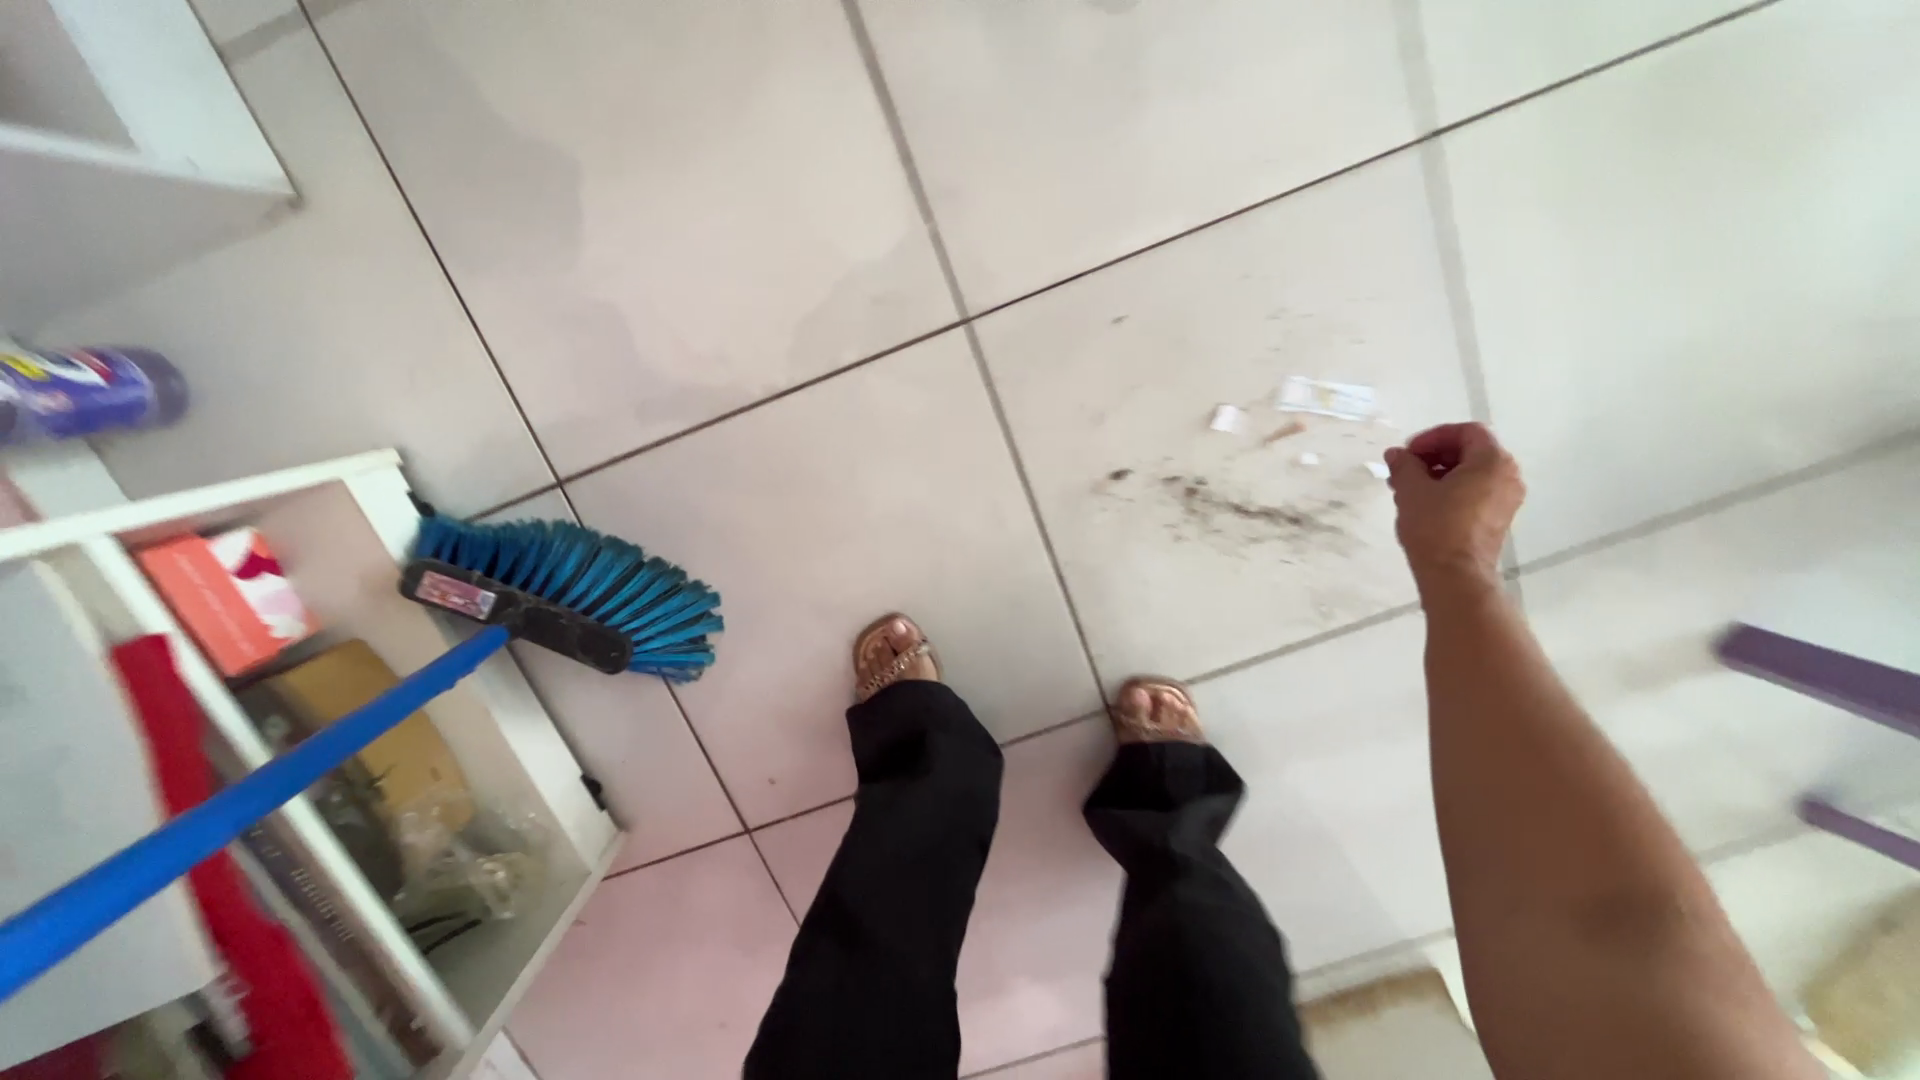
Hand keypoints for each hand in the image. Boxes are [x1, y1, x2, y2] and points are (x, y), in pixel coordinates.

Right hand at [1383, 422, 1524, 594]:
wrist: (1455, 575)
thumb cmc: (1435, 527)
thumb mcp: (1412, 490)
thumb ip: (1404, 465)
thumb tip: (1396, 454)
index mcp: (1493, 461)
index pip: (1466, 432)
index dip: (1433, 437)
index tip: (1407, 453)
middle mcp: (1507, 475)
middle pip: (1470, 451)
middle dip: (1434, 456)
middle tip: (1404, 470)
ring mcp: (1506, 498)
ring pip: (1472, 473)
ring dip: (1439, 473)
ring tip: (1408, 489)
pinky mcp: (1498, 518)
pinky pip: (1476, 491)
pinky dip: (1451, 490)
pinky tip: (1424, 504)